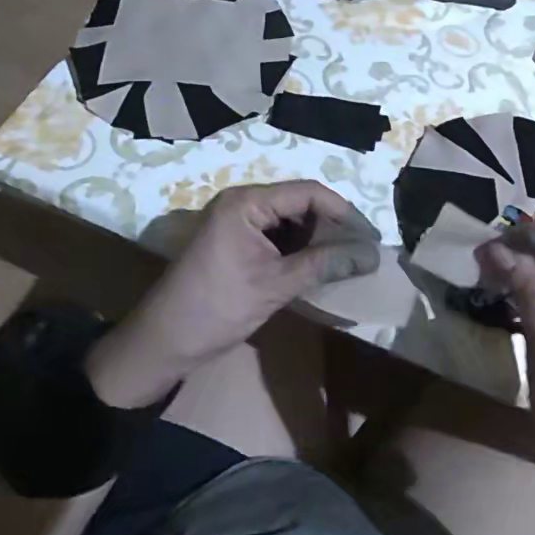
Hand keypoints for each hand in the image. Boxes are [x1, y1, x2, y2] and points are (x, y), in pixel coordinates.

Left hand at [86, 182, 378, 408]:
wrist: (163, 341)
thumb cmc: (217, 308)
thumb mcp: (276, 284)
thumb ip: (324, 264)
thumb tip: (371, 255)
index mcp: (246, 202)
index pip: (307, 193)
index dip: (343, 212)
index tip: (370, 238)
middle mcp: (241, 202)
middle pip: (299, 203)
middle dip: (331, 225)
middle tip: (361, 250)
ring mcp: (235, 221)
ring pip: (289, 220)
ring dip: (316, 238)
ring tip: (345, 259)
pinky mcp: (234, 241)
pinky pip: (275, 235)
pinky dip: (297, 248)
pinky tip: (317, 265)